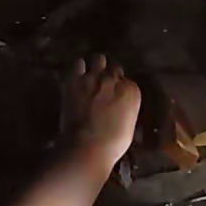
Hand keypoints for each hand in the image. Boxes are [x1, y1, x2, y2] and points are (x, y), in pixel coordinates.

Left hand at [65, 54, 140, 169]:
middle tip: (104, 87)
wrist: (86, 146)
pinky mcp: (74, 80)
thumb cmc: (112, 144)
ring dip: (96, 66)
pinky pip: (78, 63)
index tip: (116, 97)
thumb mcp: (130, 126)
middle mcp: (114, 79)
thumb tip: (121, 108)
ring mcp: (93, 77)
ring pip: (98, 59)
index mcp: (131, 91)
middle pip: (114, 69)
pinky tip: (77, 75)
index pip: (128, 82)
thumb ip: (127, 110)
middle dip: (110, 76)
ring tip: (91, 76)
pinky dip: (78, 68)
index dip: (121, 89)